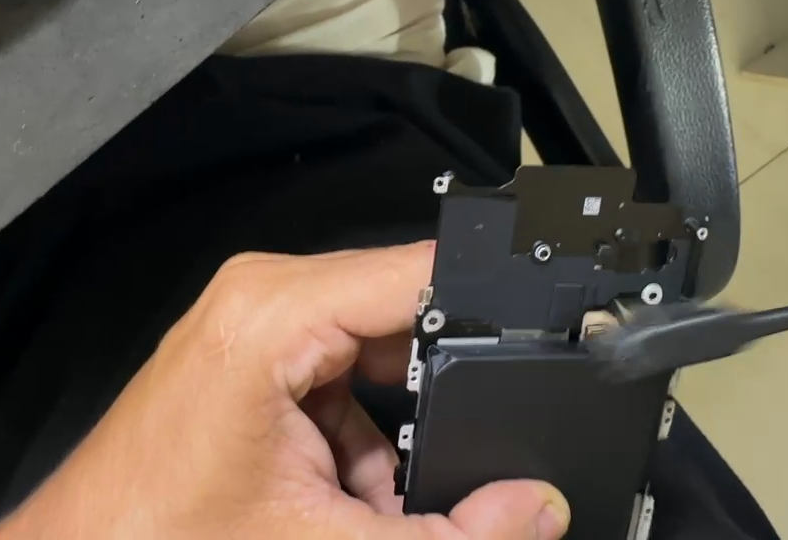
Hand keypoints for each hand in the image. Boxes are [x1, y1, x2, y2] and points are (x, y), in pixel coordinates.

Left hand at [0, 242, 570, 539]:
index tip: (537, 346)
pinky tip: (348, 490)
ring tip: (371, 492)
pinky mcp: (250, 342)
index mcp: (275, 310)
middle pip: (396, 309)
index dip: (484, 308)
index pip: (414, 273)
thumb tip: (534, 508)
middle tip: (453, 459)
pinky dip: (360, 421)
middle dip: (437, 386)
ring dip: (395, 416)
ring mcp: (254, 312)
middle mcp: (265, 290)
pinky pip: (335, 361)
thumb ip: (445, 535)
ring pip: (370, 341)